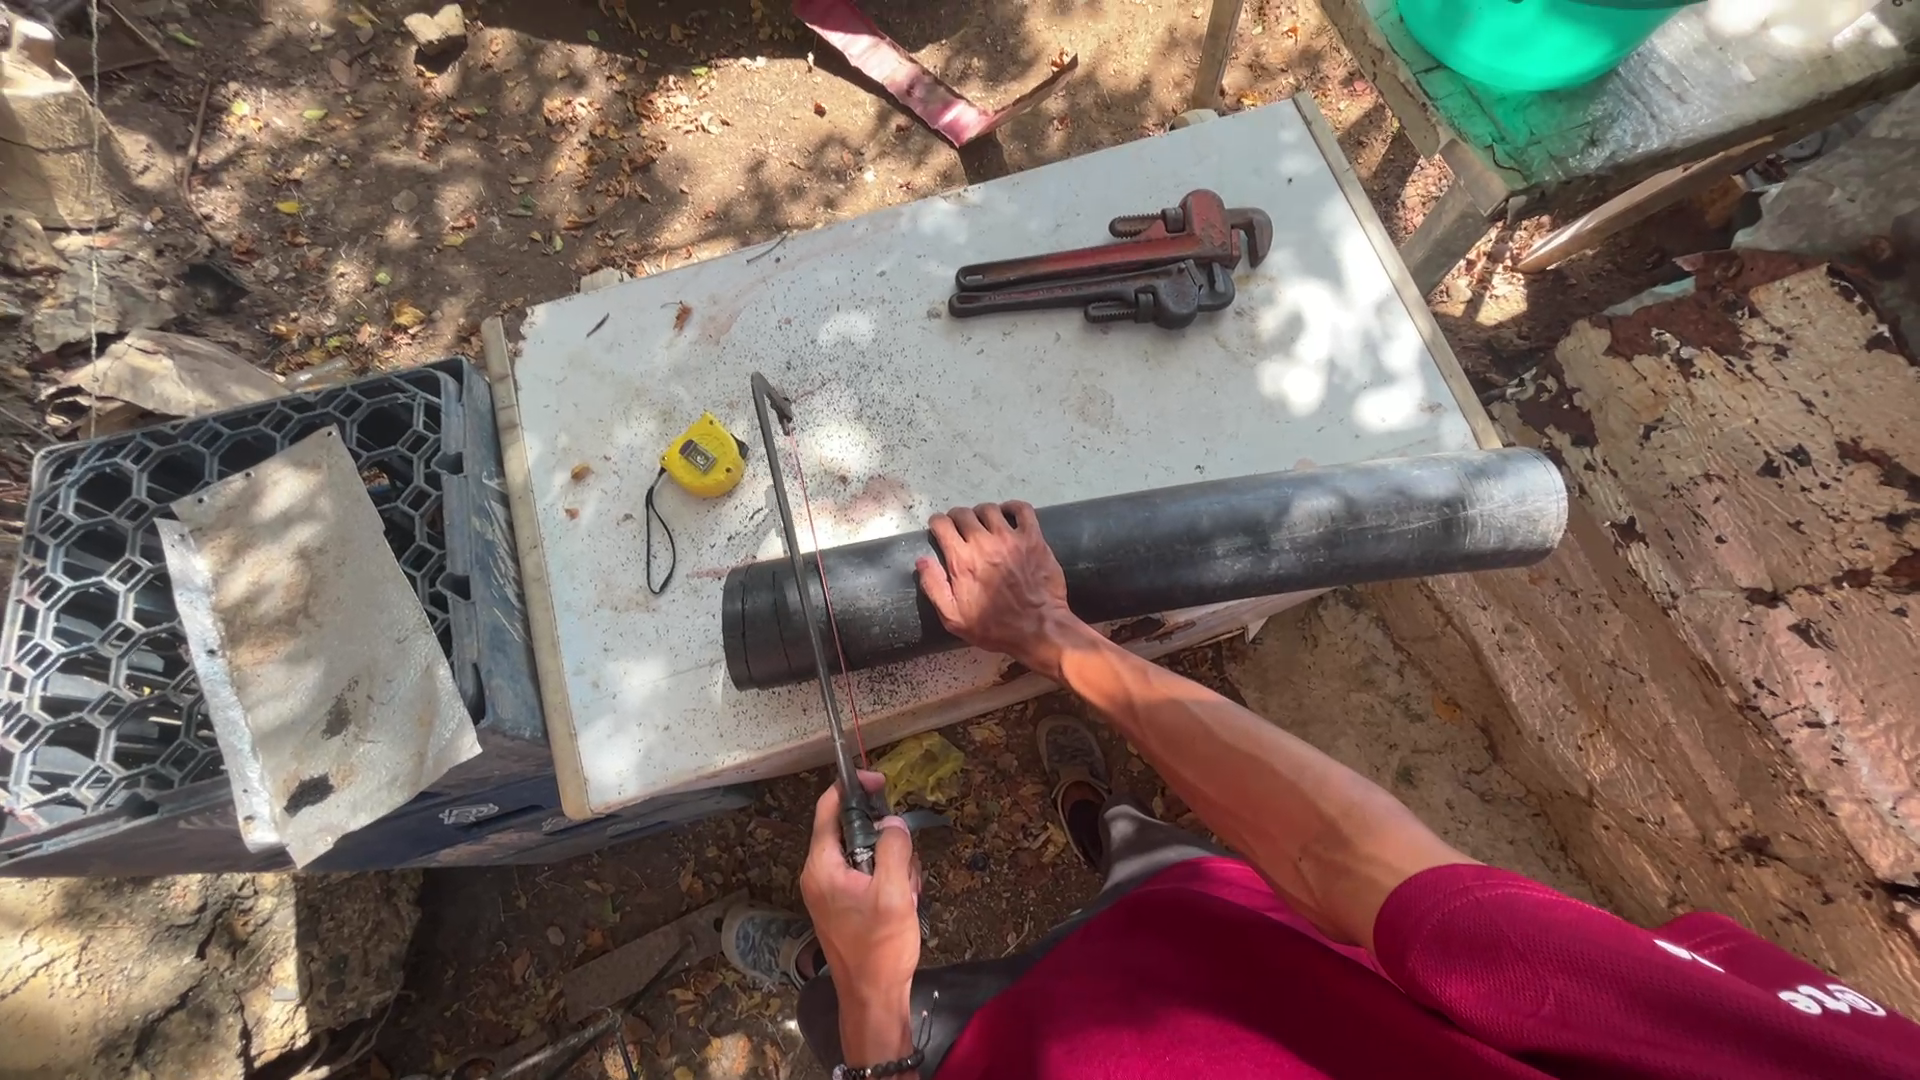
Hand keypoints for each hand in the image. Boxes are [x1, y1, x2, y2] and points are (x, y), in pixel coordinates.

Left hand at [799, 771, 917, 1064]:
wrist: (874, 1000)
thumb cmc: (880, 948)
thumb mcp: (893, 893)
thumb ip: (893, 849)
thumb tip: (893, 822)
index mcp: (821, 866)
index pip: (828, 808)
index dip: (852, 787)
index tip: (880, 780)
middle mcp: (821, 873)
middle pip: (853, 829)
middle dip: (886, 839)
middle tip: (905, 863)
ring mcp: (833, 890)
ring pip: (868, 851)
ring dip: (894, 863)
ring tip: (907, 892)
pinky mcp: (847, 903)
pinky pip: (871, 873)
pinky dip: (891, 880)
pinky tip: (904, 902)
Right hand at [915, 501, 1081, 678]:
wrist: (1037, 629)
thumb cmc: (994, 627)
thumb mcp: (953, 617)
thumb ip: (933, 587)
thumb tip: (922, 560)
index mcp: (962, 560)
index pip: (942, 524)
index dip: (937, 524)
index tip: (939, 530)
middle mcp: (983, 543)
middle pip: (964, 514)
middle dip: (957, 518)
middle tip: (960, 529)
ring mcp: (1010, 538)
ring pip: (990, 509)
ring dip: (982, 514)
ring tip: (984, 525)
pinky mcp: (1033, 538)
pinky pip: (1022, 509)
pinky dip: (1013, 507)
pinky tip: (1008, 515)